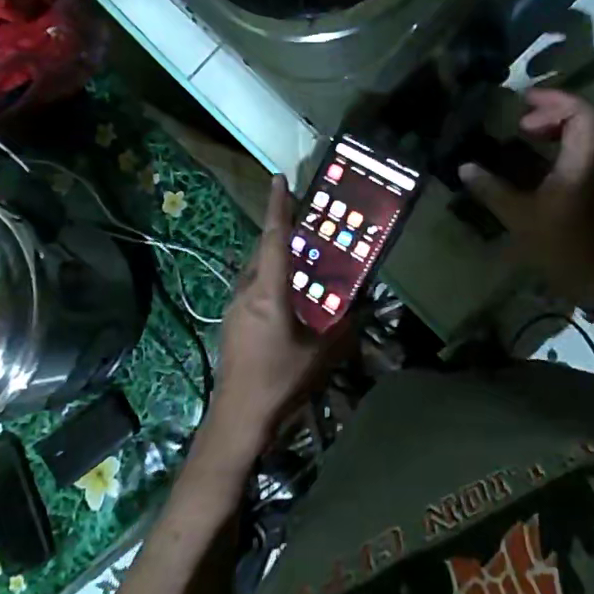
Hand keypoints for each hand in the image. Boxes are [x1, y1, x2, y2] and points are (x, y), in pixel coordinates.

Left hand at [210, 175, 346, 444]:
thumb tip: (362, 311)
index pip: (274, 239)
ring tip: (298, 257)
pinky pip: (251, 288)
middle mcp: (246, 291)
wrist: (238, 415)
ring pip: (254, 270)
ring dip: (273, 257)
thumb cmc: (279, 382)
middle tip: (301, 219)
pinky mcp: (231, 322)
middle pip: (262, 250)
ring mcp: (234, 307)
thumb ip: (343, 330)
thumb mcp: (320, 356)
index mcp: (268, 292)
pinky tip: (285, 296)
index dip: (278, 207)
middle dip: (279, 231)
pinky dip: (267, 279)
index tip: (279, 178)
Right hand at [458, 89, 593, 308]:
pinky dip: (547, 145)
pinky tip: (520, 156)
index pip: (581, 114)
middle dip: (550, 110)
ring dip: (549, 127)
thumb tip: (465, 167)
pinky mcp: (578, 188)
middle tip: (518, 117)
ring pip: (575, 135)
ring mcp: (585, 175)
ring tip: (518, 130)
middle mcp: (588, 162)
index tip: (523, 103)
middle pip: (581, 119)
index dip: (555, 100)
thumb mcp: (518, 215)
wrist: (586, 276)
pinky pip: (566, 153)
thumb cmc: (556, 243)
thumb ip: (491, 188)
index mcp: (579, 162)